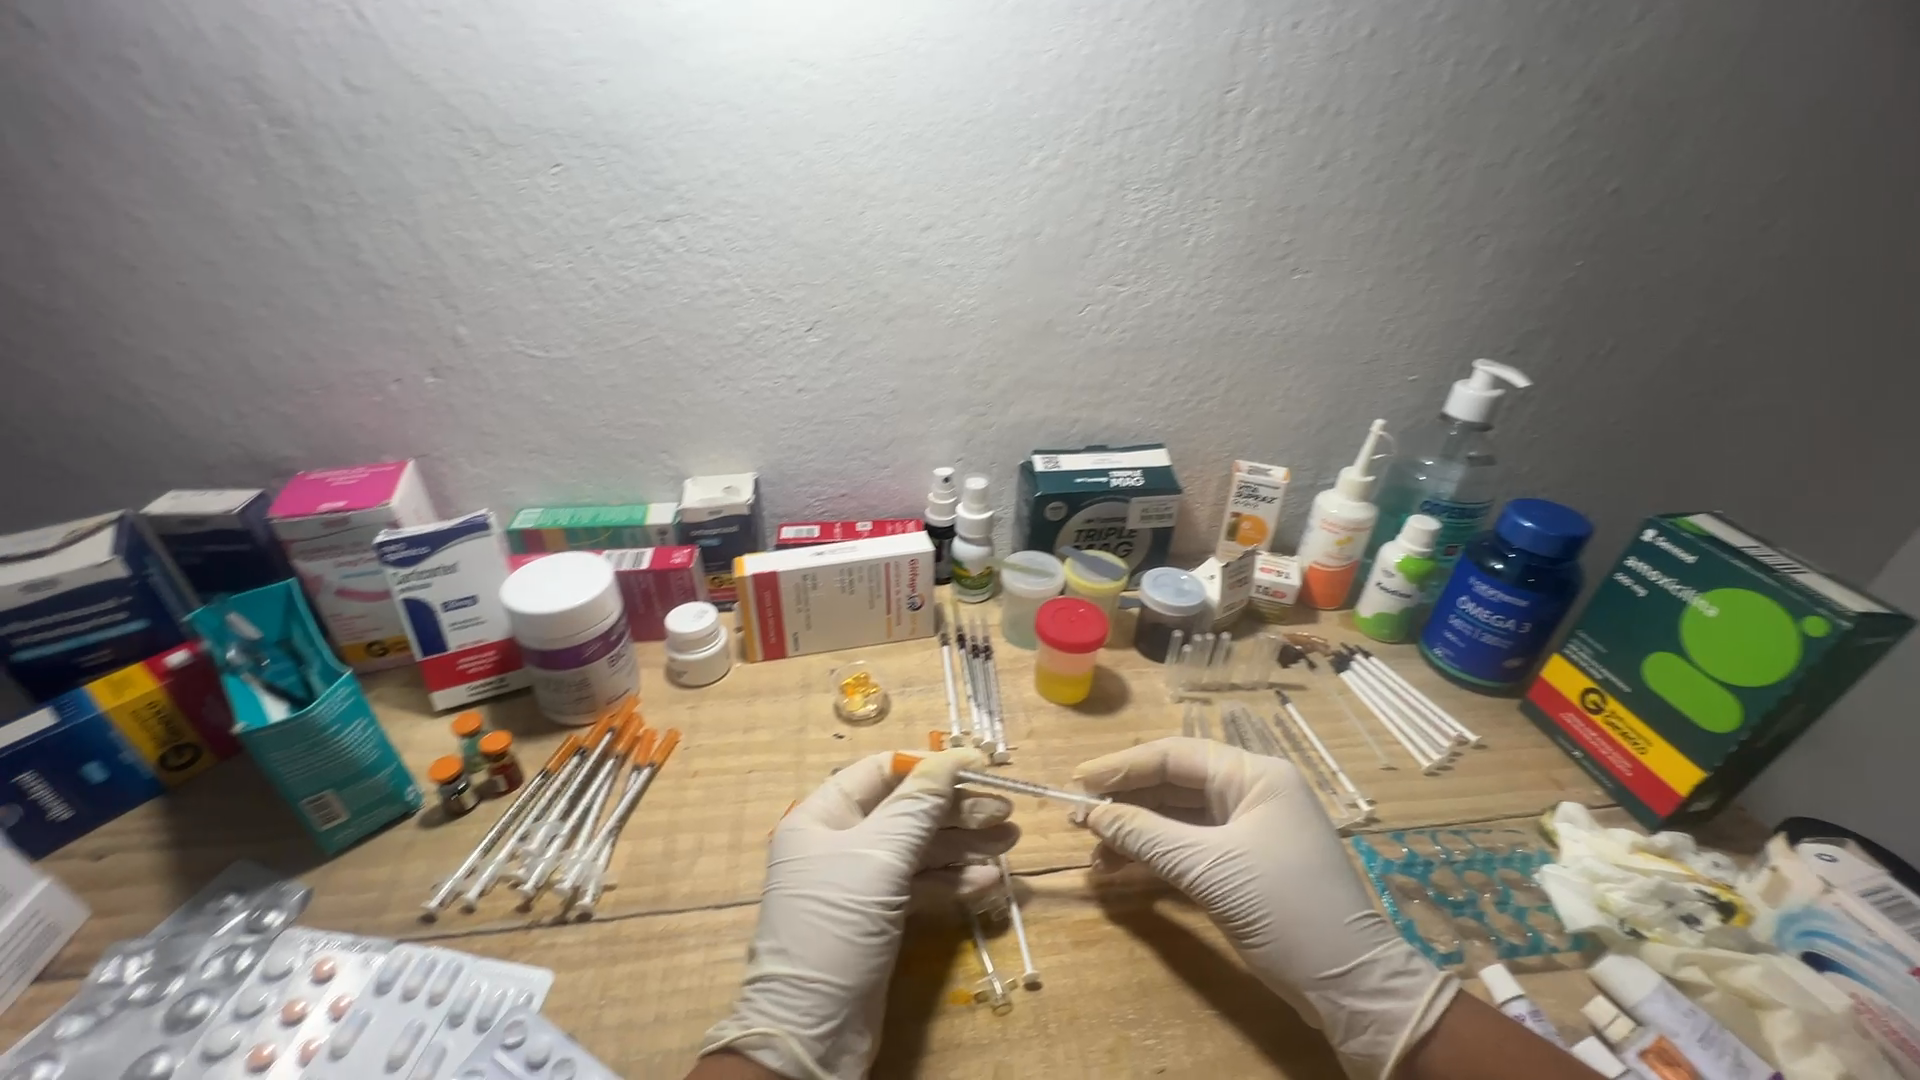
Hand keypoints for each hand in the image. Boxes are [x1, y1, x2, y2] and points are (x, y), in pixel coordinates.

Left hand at [701, 749, 1016, 1079]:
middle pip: (907, 810)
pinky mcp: (880, 917)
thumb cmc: (838, 926)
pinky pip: (920, 885)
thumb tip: (953, 755)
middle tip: (1006, 809)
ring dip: (964, 844)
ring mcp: (861, 882)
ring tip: (1011, 841)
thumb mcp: (880, 857)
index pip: (882, 772)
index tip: (977, 765)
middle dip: (956, 809)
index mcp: (823, 816)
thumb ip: (919, 805)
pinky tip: (989, 881)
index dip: (929, 765)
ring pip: (919, 848)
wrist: (811, 1032)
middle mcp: (840, 842)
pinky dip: (953, 881)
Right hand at [1074, 738, 1457, 1079]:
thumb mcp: (1210, 869)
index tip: (1078, 781)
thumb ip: (1146, 835)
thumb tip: (1092, 815)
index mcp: (1254, 775)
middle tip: (1078, 818)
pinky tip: (1120, 868)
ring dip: (1136, 833)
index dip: (1122, 766)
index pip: (1175, 755)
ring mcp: (1249, 828)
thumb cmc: (1286, 910)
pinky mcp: (1244, 863)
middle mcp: (1252, 792)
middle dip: (1126, 802)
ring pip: (1178, 818)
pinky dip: (1156, 856)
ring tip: (1093, 852)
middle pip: (1174, 784)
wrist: (1352, 987)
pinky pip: (1189, 846)